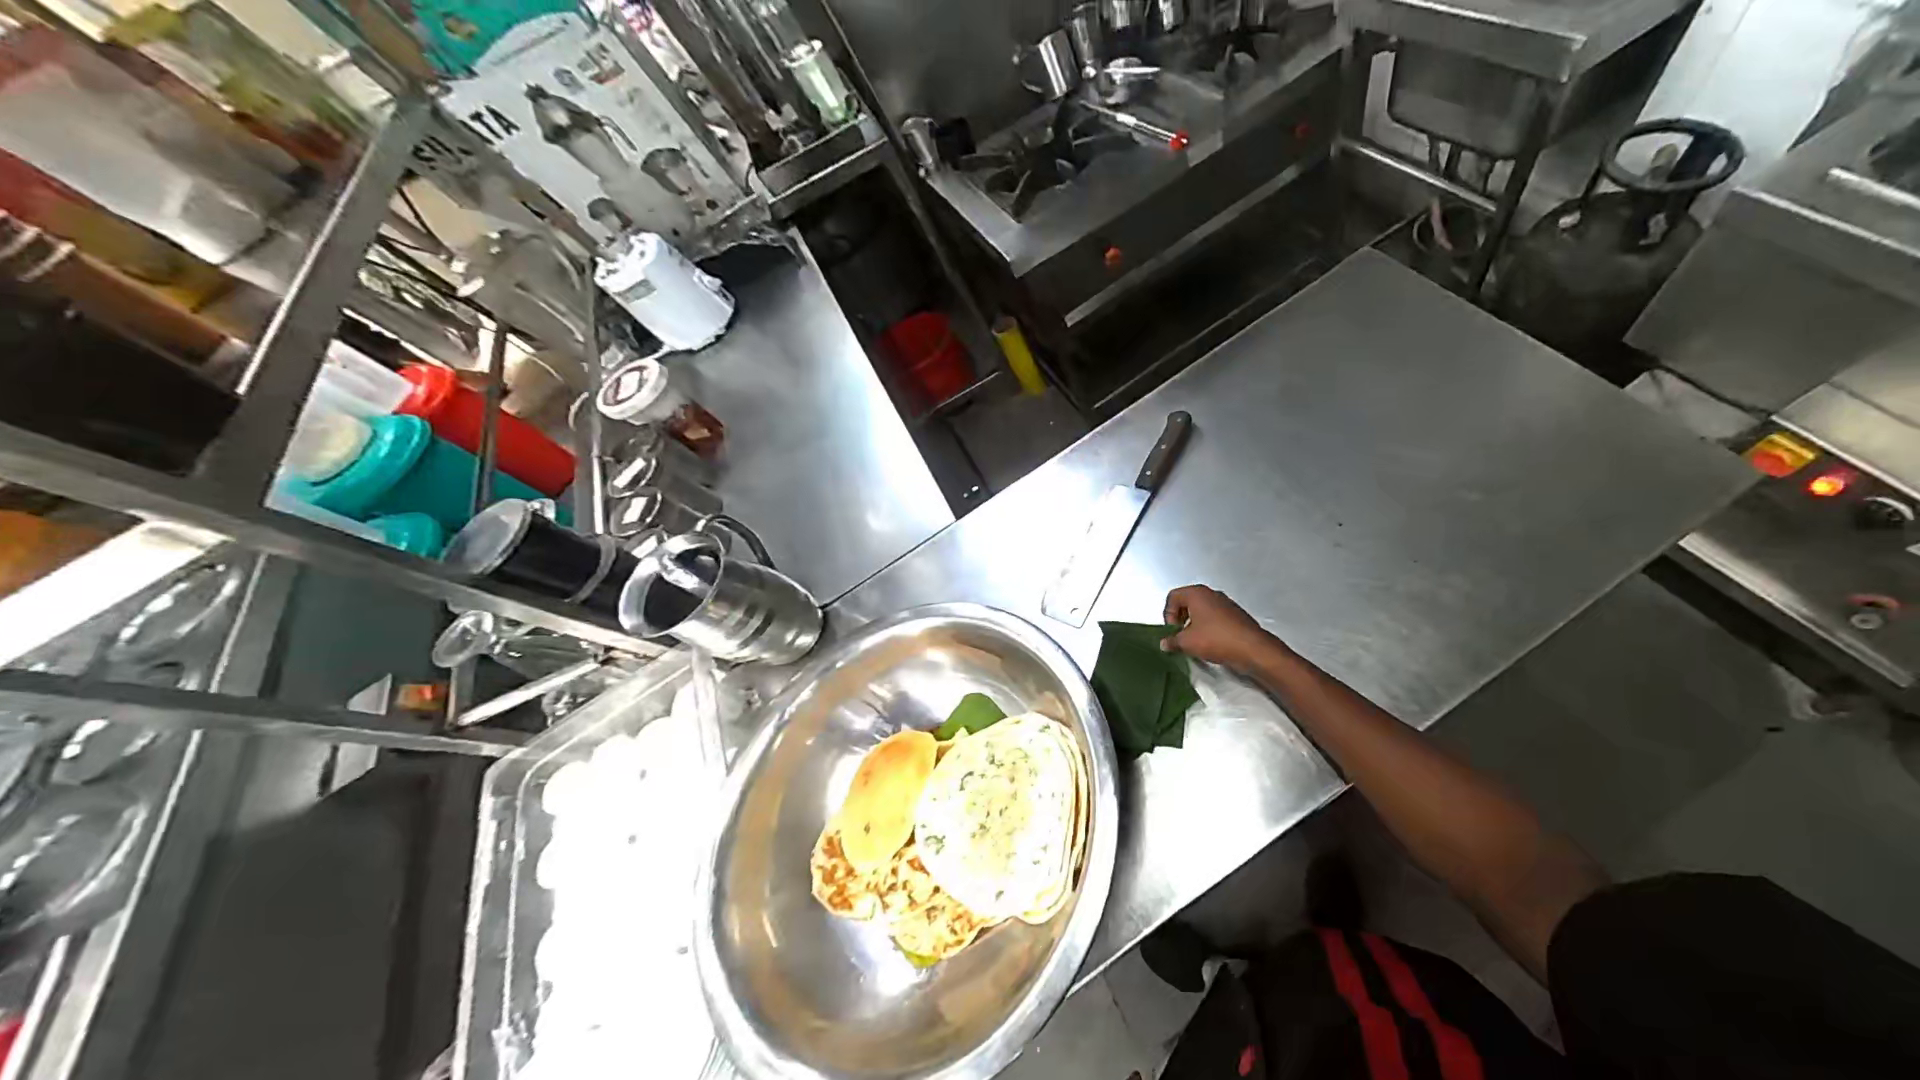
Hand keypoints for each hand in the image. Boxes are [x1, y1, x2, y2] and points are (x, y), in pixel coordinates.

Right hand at [1161, 585, 1282, 672]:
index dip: (1168, 614)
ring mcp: (1226, 603)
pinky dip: (1208, 627)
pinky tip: (1210, 643)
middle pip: (1186, 602)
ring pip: (1201, 610)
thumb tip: (1164, 643)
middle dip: (1180, 619)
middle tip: (1180, 635)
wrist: (1253, 649)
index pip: (1172, 597)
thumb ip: (1171, 641)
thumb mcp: (1187, 643)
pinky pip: (1214, 617)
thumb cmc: (1216, 640)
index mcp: (1197, 593)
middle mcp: (1211, 594)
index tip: (1173, 631)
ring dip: (1194, 624)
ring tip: (1195, 642)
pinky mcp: (1236, 614)